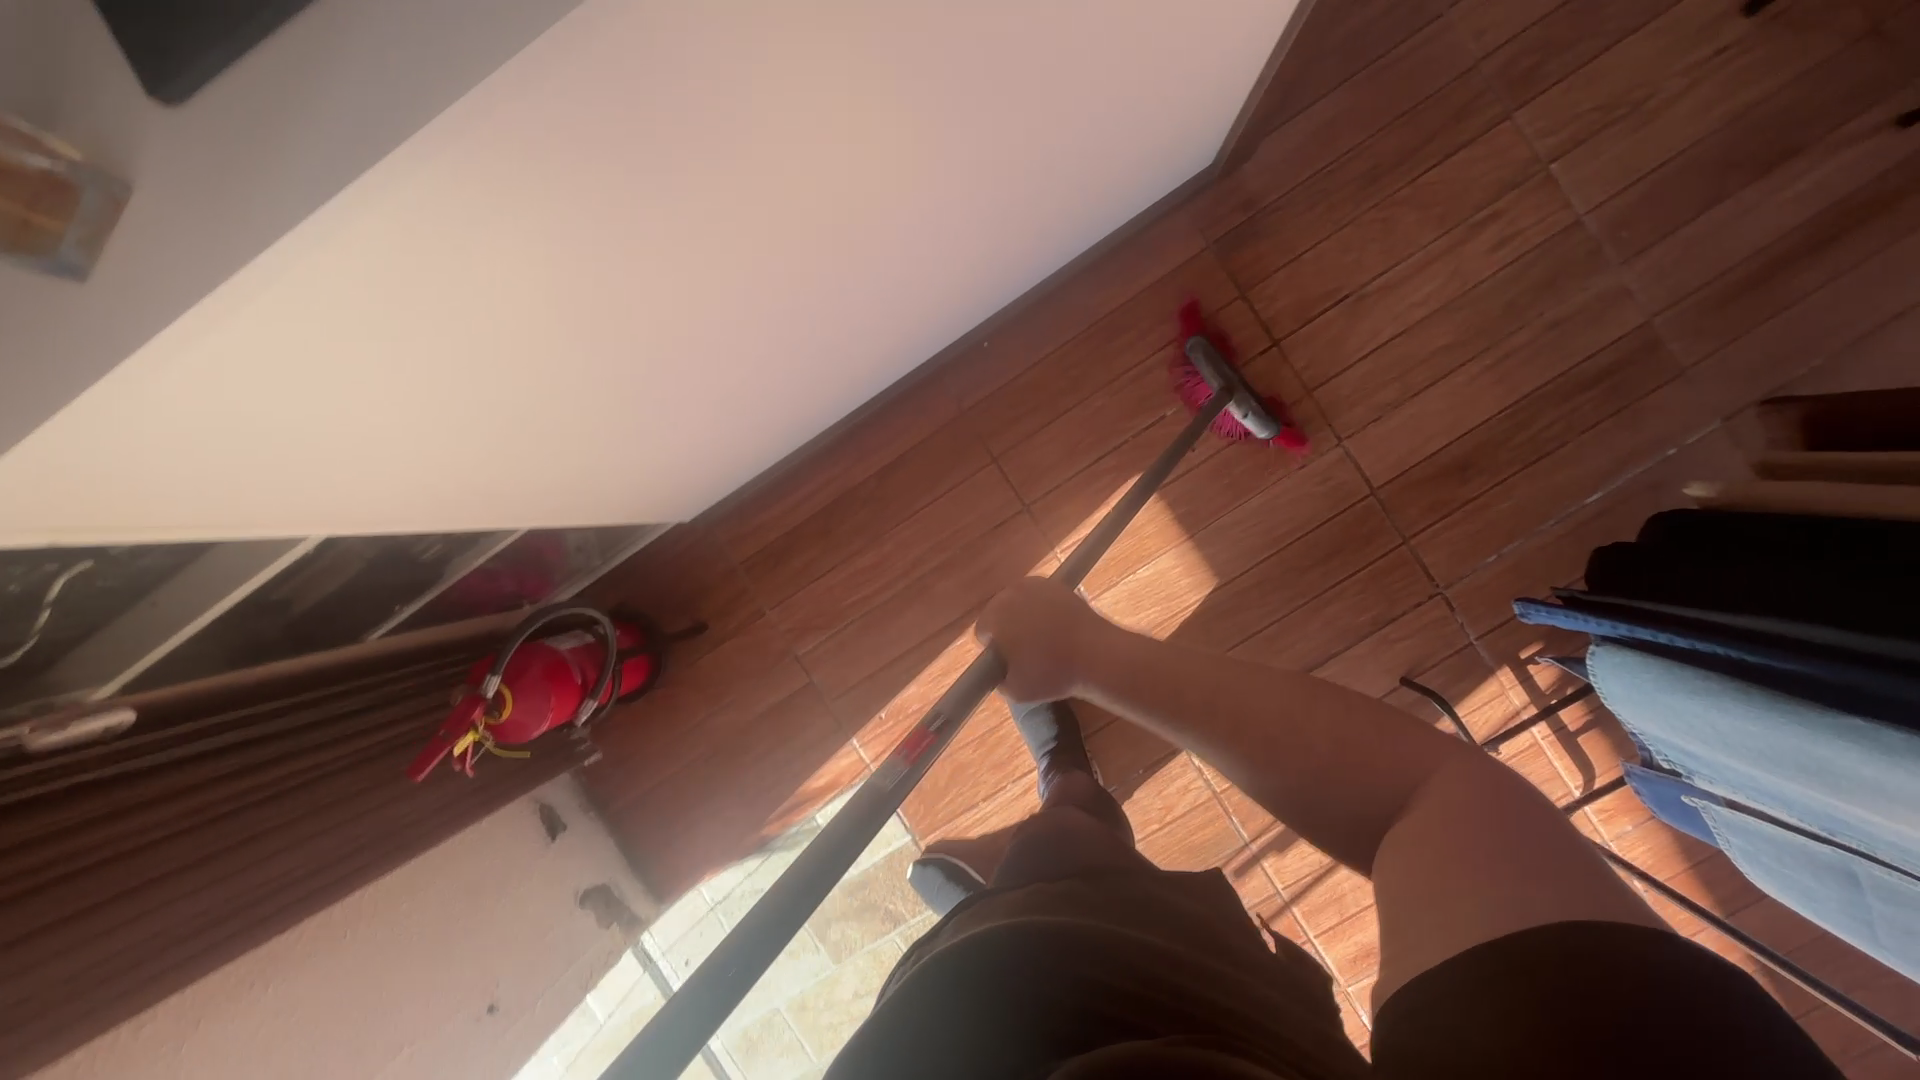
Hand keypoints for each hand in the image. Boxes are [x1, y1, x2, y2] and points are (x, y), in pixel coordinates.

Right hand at [974, 577, 1116, 702]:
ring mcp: (1036, 584)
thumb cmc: (1052, 673)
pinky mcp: (1058, 585)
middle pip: (999, 613)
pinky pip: (1040, 599)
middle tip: (1027, 653)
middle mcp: (1010, 592)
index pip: (982, 632)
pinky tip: (1058, 629)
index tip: (1010, 663)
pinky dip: (1044, 611)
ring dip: (1025, 619)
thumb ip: (998, 680)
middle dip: (1008, 630)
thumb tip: (1000, 672)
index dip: (994, 650)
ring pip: (1020, 604)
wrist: (1097, 654)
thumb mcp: (1015, 691)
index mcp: (994, 615)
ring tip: (1045, 642)